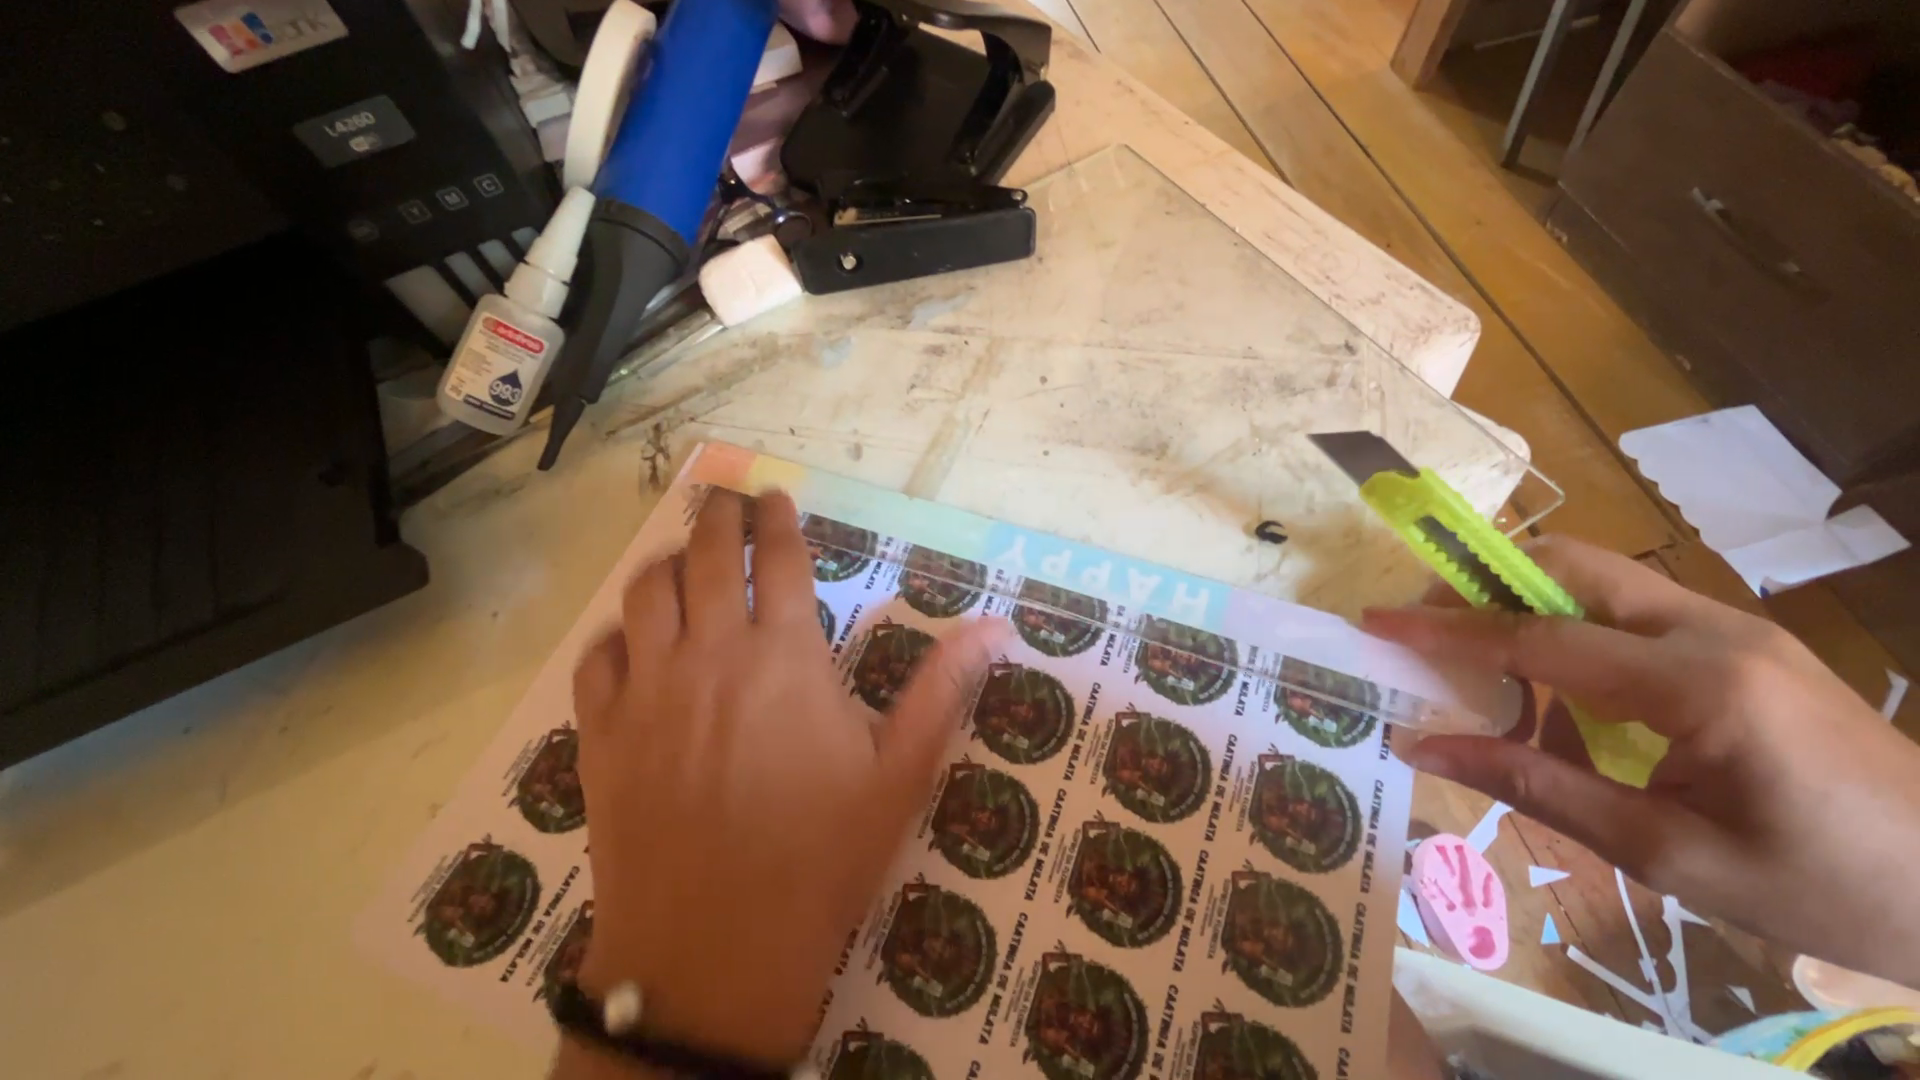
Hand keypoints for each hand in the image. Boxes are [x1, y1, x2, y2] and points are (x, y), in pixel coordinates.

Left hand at [564, 489, 1004, 1070]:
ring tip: (679, 555)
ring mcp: (645, 690)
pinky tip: (629, 637)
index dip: (776, 520)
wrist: (714, 948)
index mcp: (783, 656)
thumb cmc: (820, 856)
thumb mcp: (900, 775)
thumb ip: (942, 689)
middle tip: (726, 500)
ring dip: (664, 562)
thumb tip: (997, 627)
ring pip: (644, 594)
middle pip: (704, 556)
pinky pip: (596, 657)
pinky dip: (614, 633)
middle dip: (717, 517)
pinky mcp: (600, 733)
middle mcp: (708, 654)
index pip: (777, 559)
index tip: (774, 496)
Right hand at [1364, 536, 1919, 988]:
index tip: (1376, 620)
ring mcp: (1734, 629)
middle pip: (1567, 567)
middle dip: (1481, 582)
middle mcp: (1714, 631)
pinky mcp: (1741, 643)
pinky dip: (1563, 628)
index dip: (1444, 627)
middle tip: (1423, 625)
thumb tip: (1422, 746)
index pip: (1536, 635)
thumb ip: (1534, 784)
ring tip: (1474, 660)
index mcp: (1699, 685)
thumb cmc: (1822, 888)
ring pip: (1594, 578)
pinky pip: (1626, 612)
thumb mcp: (1664, 853)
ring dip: (1519, 601)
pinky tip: (1552, 691)